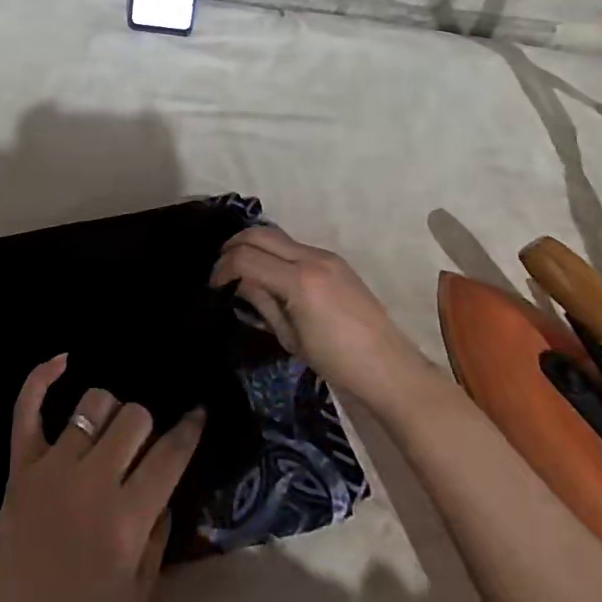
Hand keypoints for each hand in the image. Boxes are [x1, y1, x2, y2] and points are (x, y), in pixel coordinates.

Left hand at [0, 354, 205, 601]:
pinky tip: (62, 359)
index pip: (170, 455)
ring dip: (108, 412)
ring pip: (92, 404)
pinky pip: (27, 407)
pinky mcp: (21, 462)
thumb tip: (165, 490)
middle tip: (140, 447)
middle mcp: (93, 480)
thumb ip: (158, 537)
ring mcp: (53, 465)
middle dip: (144, 426)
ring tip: (108, 430)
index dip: (190, 429)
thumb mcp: (139, 590)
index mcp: (127, 516)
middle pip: (134, 418)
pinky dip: (41, 378)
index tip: (198, 412)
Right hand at [210, 227, 432, 410]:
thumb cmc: (336, 362)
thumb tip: (239, 283)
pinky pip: (295, 247)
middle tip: (221, 270)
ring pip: (278, 236)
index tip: (213, 286)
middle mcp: (312, 258)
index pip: (247, 258)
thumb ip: (262, 302)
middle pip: (260, 234)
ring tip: (242, 269)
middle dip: (234, 247)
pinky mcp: (336, 261)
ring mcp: (326, 256)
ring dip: (254, 246)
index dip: (223, 268)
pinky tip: (271, 274)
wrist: (388, 368)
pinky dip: (275, 253)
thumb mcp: (289, 337)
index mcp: (299, 281)